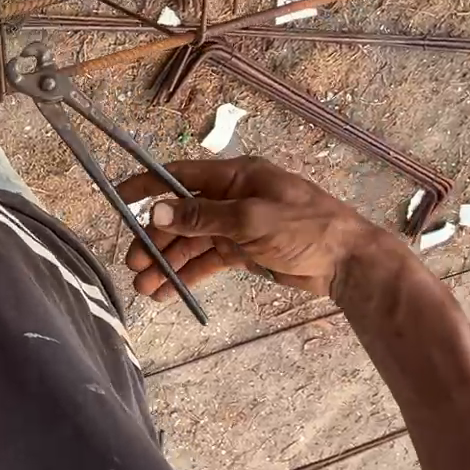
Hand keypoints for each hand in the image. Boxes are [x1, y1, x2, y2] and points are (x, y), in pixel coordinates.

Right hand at [113, 156, 391, 299]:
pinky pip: (205, 261)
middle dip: (154, 241)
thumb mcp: (251, 220)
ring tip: (144, 288)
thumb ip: (201, 217)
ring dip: (166, 264)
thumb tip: (156, 212)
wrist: (351, 263)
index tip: (118, 197)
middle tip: (134, 265)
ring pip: (189, 243)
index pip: (179, 176)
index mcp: (235, 177)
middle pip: (180, 217)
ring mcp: (235, 225)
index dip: (146, 186)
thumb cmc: (308, 229)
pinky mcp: (242, 251)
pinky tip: (167, 292)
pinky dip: (186, 274)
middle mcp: (231, 198)